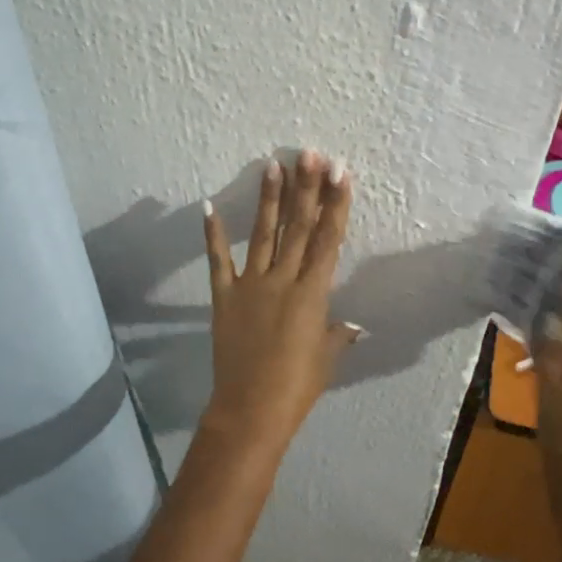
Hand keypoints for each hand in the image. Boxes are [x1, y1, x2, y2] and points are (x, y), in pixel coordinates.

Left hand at [199, 150, 359, 457]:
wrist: (251, 408)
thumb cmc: (297, 387)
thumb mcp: (325, 358)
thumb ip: (337, 334)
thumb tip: (353, 325)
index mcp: (313, 293)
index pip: (328, 239)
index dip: (335, 204)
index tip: (341, 173)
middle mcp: (283, 280)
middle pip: (297, 227)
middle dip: (306, 188)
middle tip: (310, 153)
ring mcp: (250, 285)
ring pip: (263, 234)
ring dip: (269, 198)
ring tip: (273, 164)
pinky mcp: (224, 297)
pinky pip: (218, 261)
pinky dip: (213, 235)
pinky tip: (208, 206)